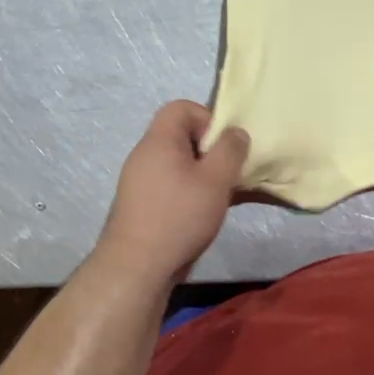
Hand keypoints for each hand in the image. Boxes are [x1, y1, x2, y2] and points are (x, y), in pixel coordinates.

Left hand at [94, 101, 249, 284]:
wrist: (138, 267)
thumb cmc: (179, 216)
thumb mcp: (215, 180)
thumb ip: (231, 150)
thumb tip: (236, 132)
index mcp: (159, 140)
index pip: (182, 107)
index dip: (208, 119)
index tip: (225, 147)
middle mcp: (145, 155)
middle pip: (182, 137)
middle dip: (211, 152)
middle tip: (229, 174)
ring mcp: (141, 182)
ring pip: (179, 165)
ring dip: (204, 176)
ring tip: (221, 197)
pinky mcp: (143, 205)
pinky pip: (172, 187)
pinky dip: (191, 193)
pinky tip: (205, 215)